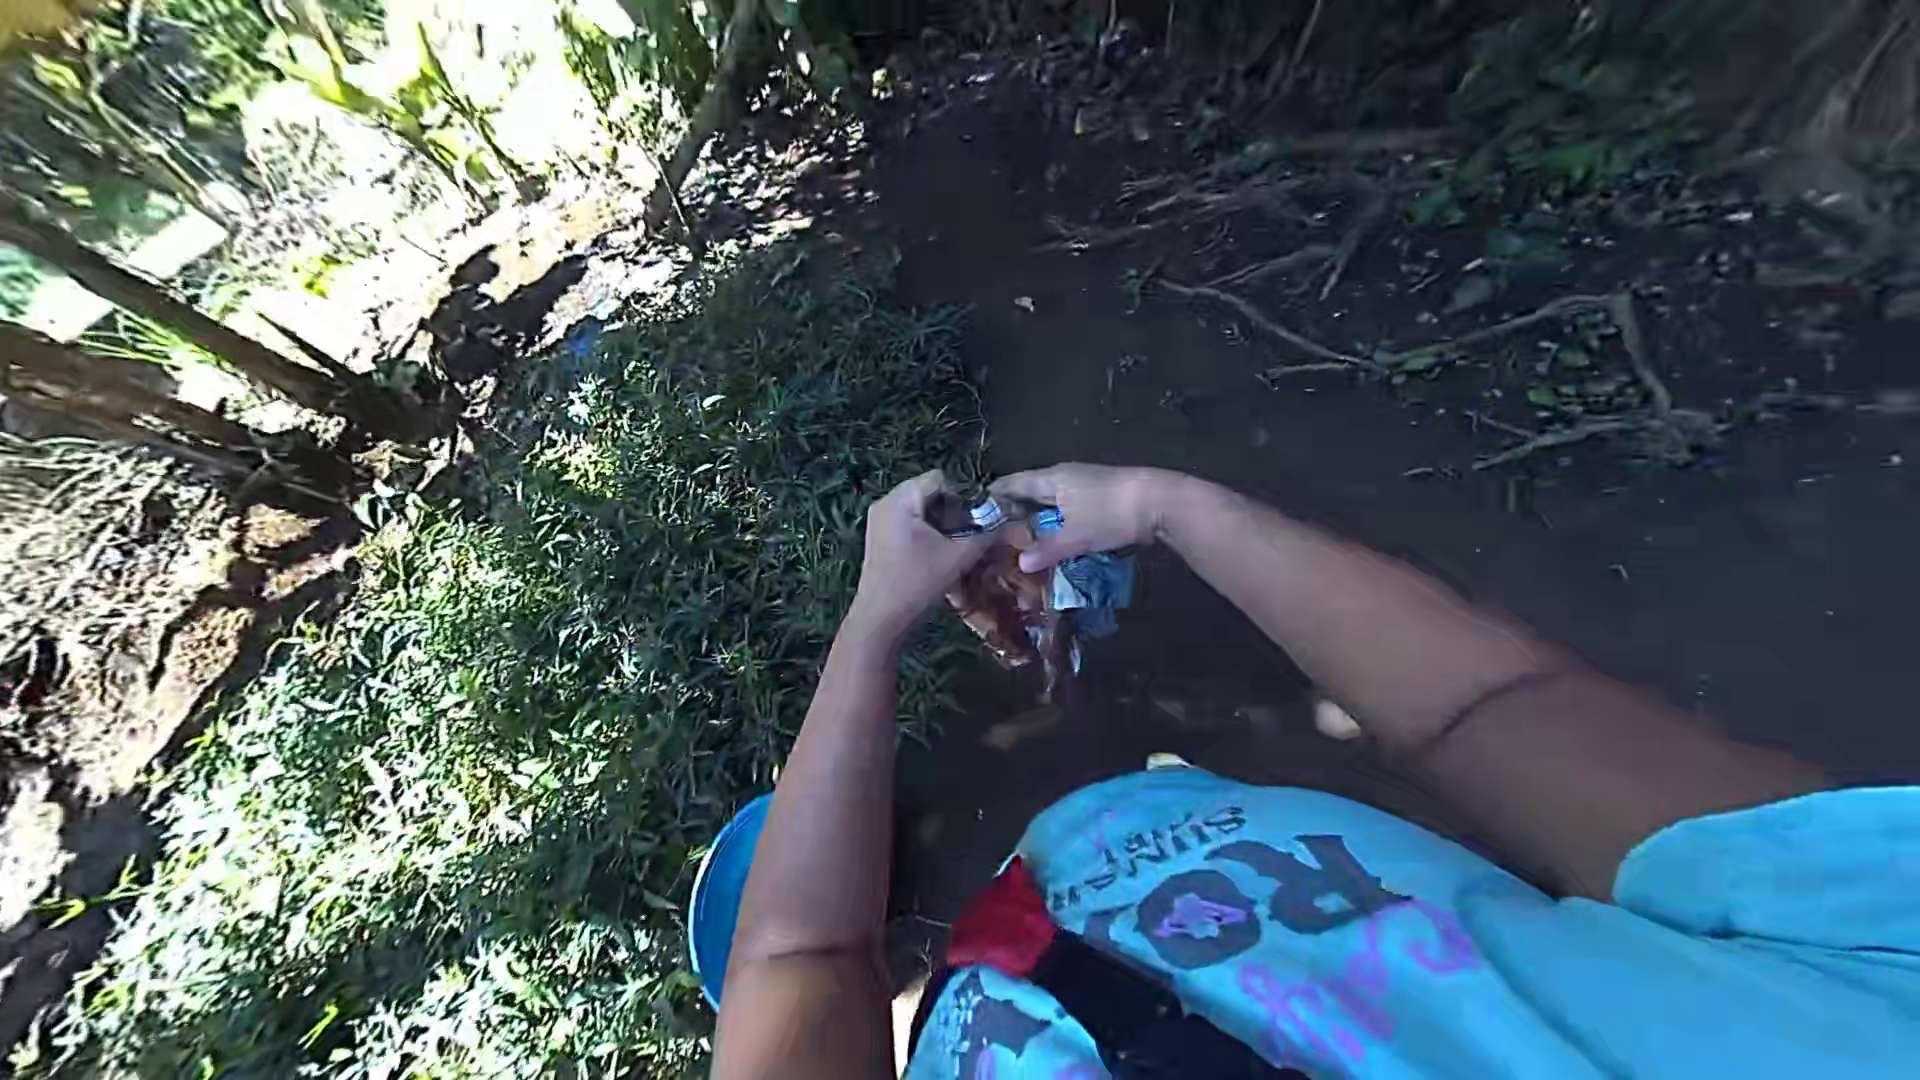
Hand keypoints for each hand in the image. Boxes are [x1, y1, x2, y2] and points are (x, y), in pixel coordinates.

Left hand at [846, 469, 993, 641]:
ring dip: (942, 523)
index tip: (978, 519)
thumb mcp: (957, 558)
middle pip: (928, 493)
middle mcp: (886, 504)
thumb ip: (985, 538)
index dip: (963, 495)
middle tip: (971, 533)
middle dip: (953, 510)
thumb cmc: (917, 583)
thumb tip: (1009, 527)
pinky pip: (908, 523)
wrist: (881, 620)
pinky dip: (927, 532)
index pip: (939, 479)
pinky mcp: (879, 538)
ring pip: (920, 510)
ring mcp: (879, 521)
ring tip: (957, 545)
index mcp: (901, 500)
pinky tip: (939, 554)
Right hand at [991, 463, 1189, 572]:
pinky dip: (1057, 521)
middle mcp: (1065, 476)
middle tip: (997, 534)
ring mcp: (1085, 484)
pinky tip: (1056, 537)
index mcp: (1052, 478)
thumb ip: (1046, 549)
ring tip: (1023, 539)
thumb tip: (1021, 563)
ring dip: (1038, 517)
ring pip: (1051, 500)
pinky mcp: (1101, 496)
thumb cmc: (1112, 513)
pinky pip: (1068, 507)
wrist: (1163, 502)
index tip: (978, 514)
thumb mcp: (1076, 536)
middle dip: (1014, 510)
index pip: (1013, 483)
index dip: (994, 496)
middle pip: (1031, 491)